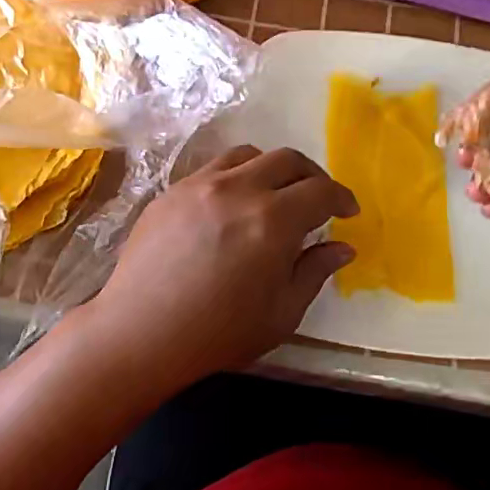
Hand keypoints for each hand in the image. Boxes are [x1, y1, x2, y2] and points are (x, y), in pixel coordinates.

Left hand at [86, 146, 357, 385]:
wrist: (141, 333)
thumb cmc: (219, 333)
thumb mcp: (282, 312)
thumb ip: (315, 271)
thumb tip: (343, 248)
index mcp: (273, 220)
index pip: (321, 191)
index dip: (342, 197)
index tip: (348, 211)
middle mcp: (239, 190)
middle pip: (287, 160)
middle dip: (312, 176)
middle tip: (318, 200)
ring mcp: (199, 186)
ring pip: (248, 155)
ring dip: (272, 169)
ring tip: (275, 195)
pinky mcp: (171, 192)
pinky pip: (213, 169)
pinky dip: (236, 177)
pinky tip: (232, 206)